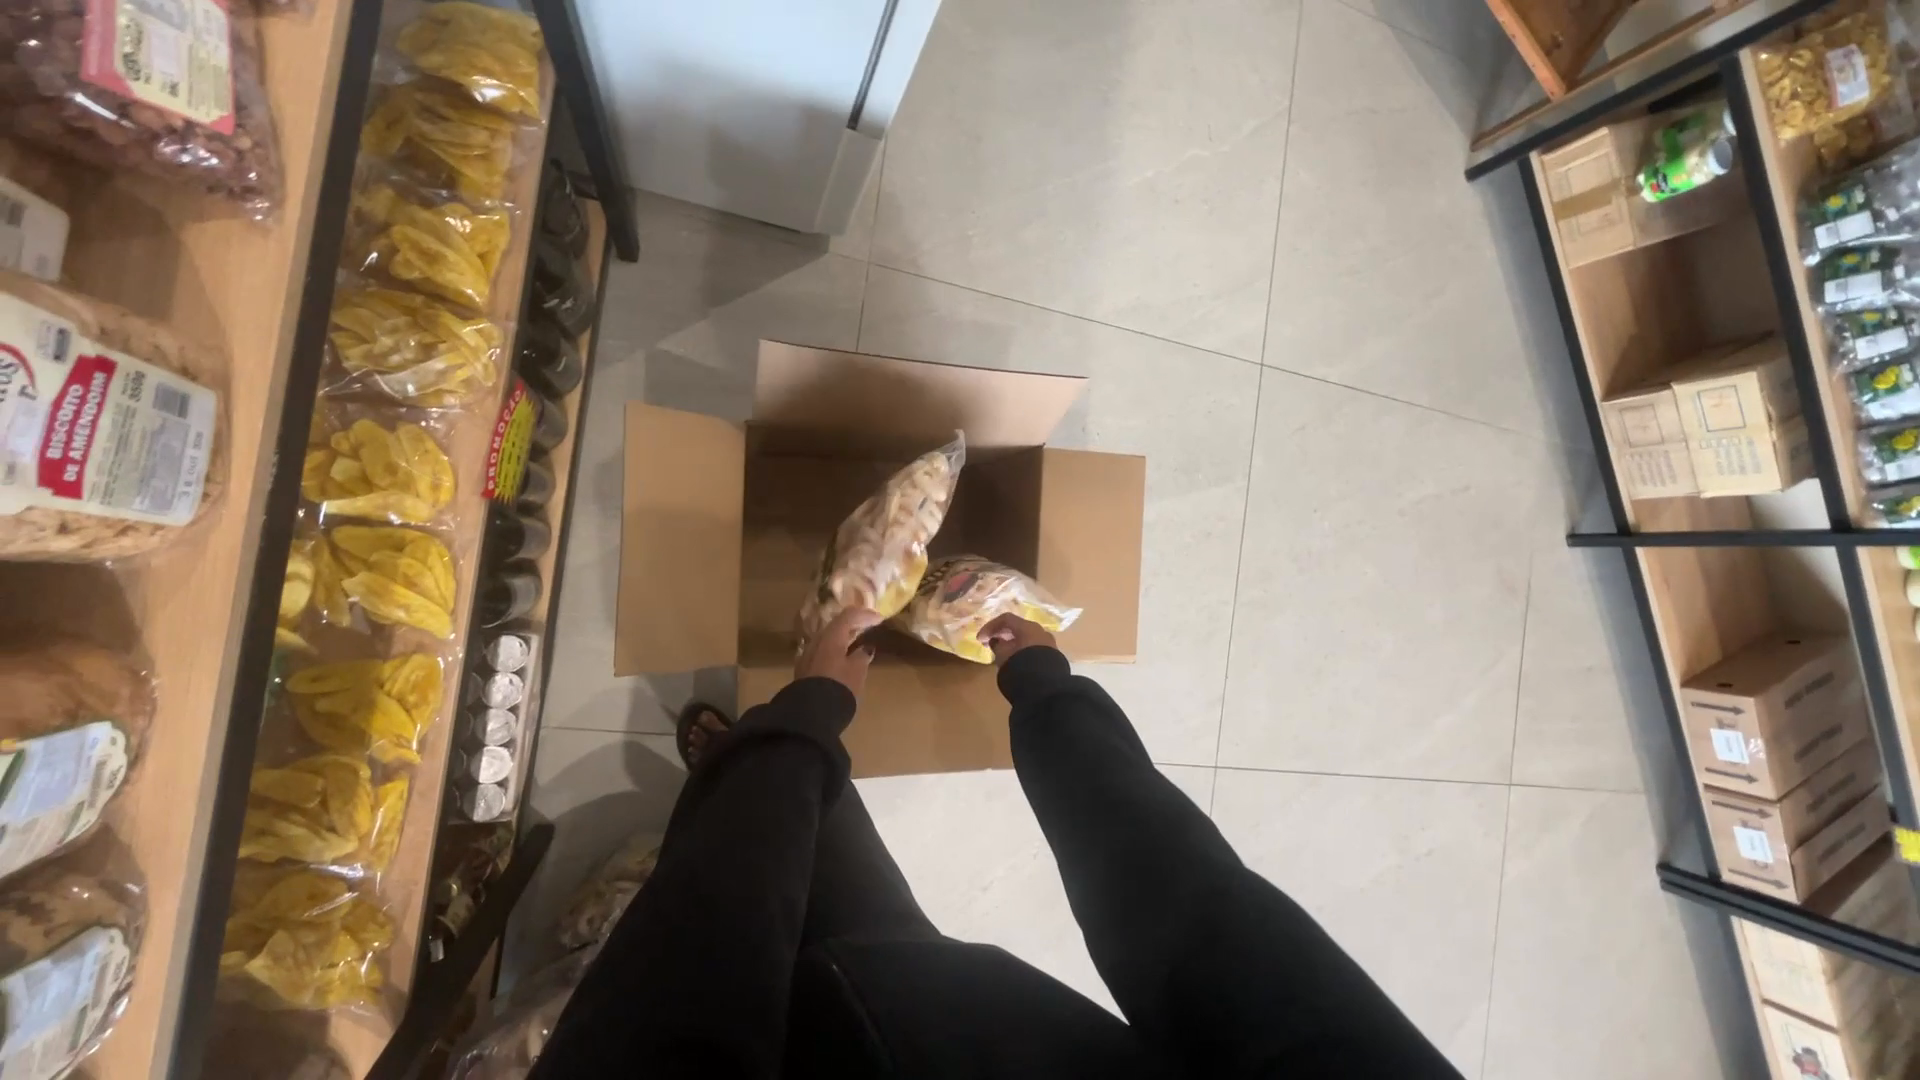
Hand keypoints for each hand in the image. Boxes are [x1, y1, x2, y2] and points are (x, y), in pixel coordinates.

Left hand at [797, 608, 882, 694]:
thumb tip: (866, 648)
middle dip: (852, 624)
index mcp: (831, 637)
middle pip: (835, 626)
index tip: (879, 619)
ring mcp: (807, 655)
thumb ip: (862, 656)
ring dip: (842, 638)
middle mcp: (816, 641)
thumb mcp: (857, 671)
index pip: (849, 616)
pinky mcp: (804, 670)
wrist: (811, 714)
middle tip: (867, 626)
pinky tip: (841, 658)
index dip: (865, 615)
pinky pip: (821, 652)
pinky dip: (834, 650)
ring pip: (827, 639)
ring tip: (856, 642)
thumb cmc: (839, 687)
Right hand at [978, 613, 1054, 664]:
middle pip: (1019, 628)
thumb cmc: (1020, 666)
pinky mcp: (1054, 657)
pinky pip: (1035, 649)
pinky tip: (1018, 661)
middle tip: (991, 643)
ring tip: (1004, 654)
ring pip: (1028, 639)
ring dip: (1014, 643)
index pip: (1006, 619)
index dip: (990, 627)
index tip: (980, 639)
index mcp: (1028, 627)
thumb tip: (996, 641)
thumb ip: (997, 645)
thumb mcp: (1002, 656)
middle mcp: (1040, 631)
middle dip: (1003, 634)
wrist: (1045, 688)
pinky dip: (1024, 651)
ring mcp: (1049, 644)